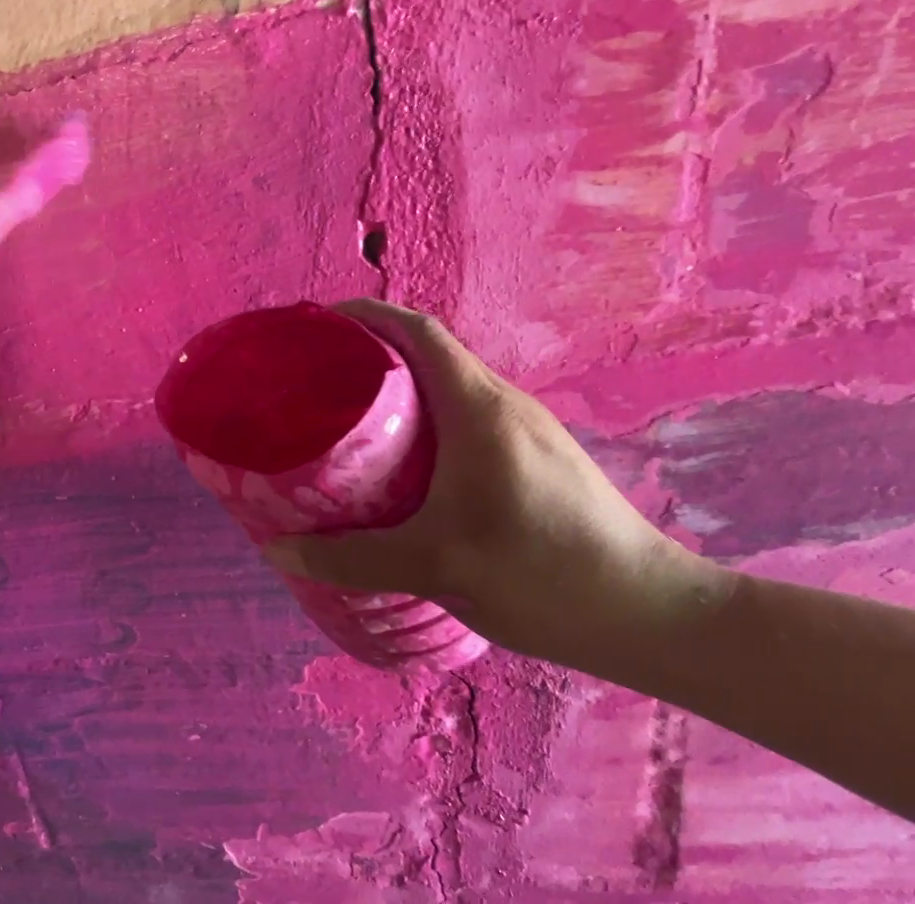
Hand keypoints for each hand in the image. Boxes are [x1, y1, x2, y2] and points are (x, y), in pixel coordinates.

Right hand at [264, 299, 734, 668]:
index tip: (314, 327)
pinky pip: (462, 418)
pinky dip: (418, 421)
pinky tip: (396, 466)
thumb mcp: (434, 567)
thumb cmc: (543, 574)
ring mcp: (526, 431)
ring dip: (393, 391)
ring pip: (445, 388)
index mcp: (479, 409)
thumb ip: (351, 558)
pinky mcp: (536, 459)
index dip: (363, 316)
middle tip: (311, 383)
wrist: (654, 617)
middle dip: (365, 355)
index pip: (417, 331)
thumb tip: (279, 550)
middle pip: (426, 354)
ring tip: (342, 423)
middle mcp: (504, 405)